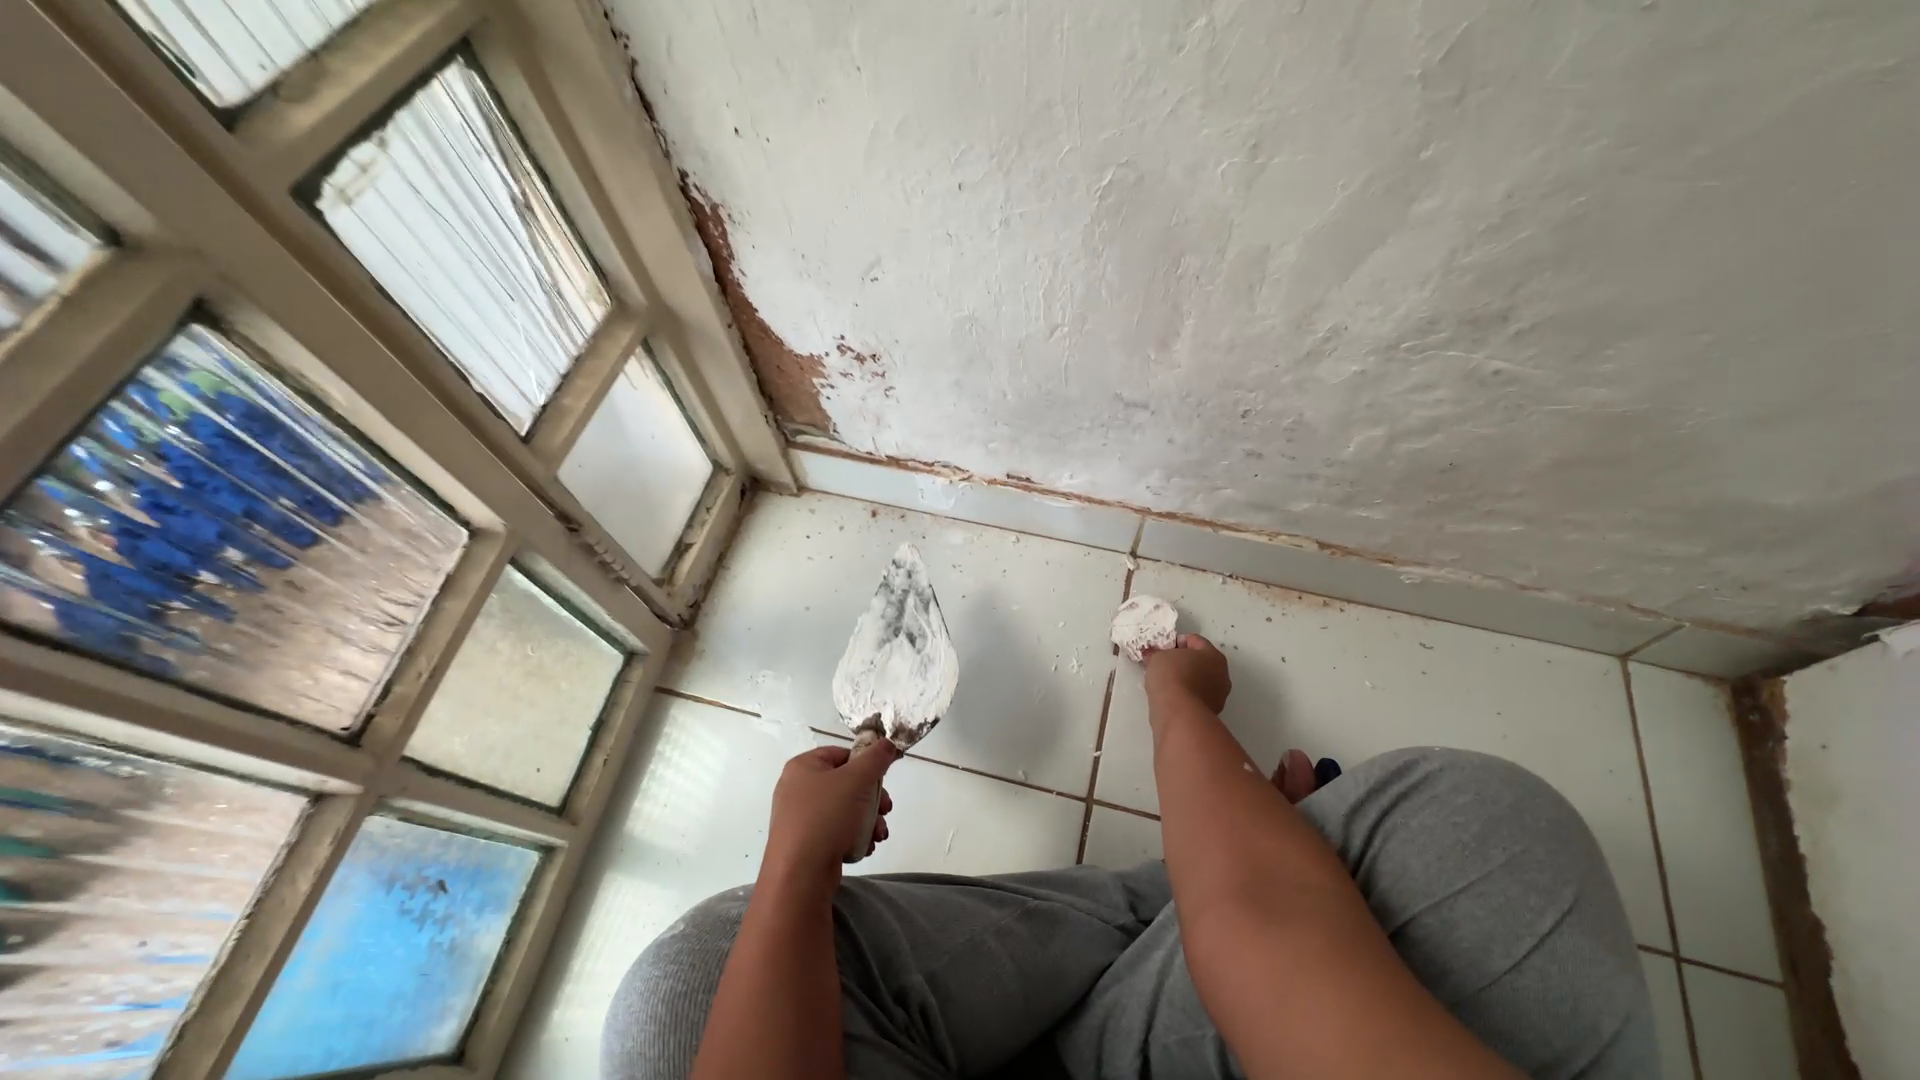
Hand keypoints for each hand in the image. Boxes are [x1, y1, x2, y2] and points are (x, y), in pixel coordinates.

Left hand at [763, 742, 898, 881]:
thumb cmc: (828, 817)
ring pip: (845, 810)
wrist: (800, 873)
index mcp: (803, 766)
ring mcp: (800, 818)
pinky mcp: (805, 843)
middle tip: (886, 810)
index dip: (866, 764)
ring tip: (879, 835)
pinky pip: (835, 831)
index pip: (842, 754)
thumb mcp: (858, 779)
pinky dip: (854, 837)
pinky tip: (865, 848)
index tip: (883, 779)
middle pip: (846, 784)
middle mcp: (797, 789)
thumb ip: (876, 757)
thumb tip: (886, 743)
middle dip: (872, 798)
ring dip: (868, 820)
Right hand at [1144, 633, 1231, 712]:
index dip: (1175, 642)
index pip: (1194, 640)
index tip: (1161, 649)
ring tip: (1165, 683)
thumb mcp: (1157, 658)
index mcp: (1213, 655)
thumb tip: (1152, 655)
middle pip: (1200, 662)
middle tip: (1163, 665)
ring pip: (1200, 681)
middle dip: (1182, 662)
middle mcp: (1222, 674)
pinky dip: (1186, 695)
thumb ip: (1157, 654)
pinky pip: (1197, 697)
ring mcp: (1219, 695)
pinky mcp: (1212, 712)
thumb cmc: (1171, 676)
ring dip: (1186, 680)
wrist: (1178, 712)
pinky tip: (1171, 697)